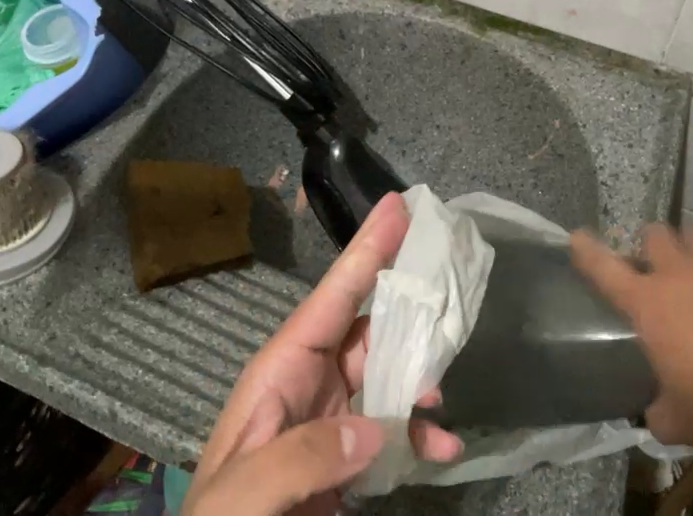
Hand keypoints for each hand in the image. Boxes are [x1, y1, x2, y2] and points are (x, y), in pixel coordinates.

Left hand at [186, 194, 463, 515]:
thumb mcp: (244, 493)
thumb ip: (303, 455)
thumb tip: (378, 427)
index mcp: (280, 371)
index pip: (332, 297)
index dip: (367, 249)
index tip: (399, 206)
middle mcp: (309, 384)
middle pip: (370, 329)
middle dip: (410, 310)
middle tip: (449, 289)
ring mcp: (330, 420)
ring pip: (389, 376)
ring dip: (421, 381)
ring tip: (440, 399)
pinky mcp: (347, 457)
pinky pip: (394, 431)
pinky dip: (421, 437)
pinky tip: (443, 450)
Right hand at [569, 225, 692, 455]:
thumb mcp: (671, 419)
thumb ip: (655, 405)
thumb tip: (655, 408)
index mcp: (647, 304)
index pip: (603, 267)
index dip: (586, 249)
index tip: (577, 236)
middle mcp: (678, 274)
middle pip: (655, 234)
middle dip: (654, 247)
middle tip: (660, 267)